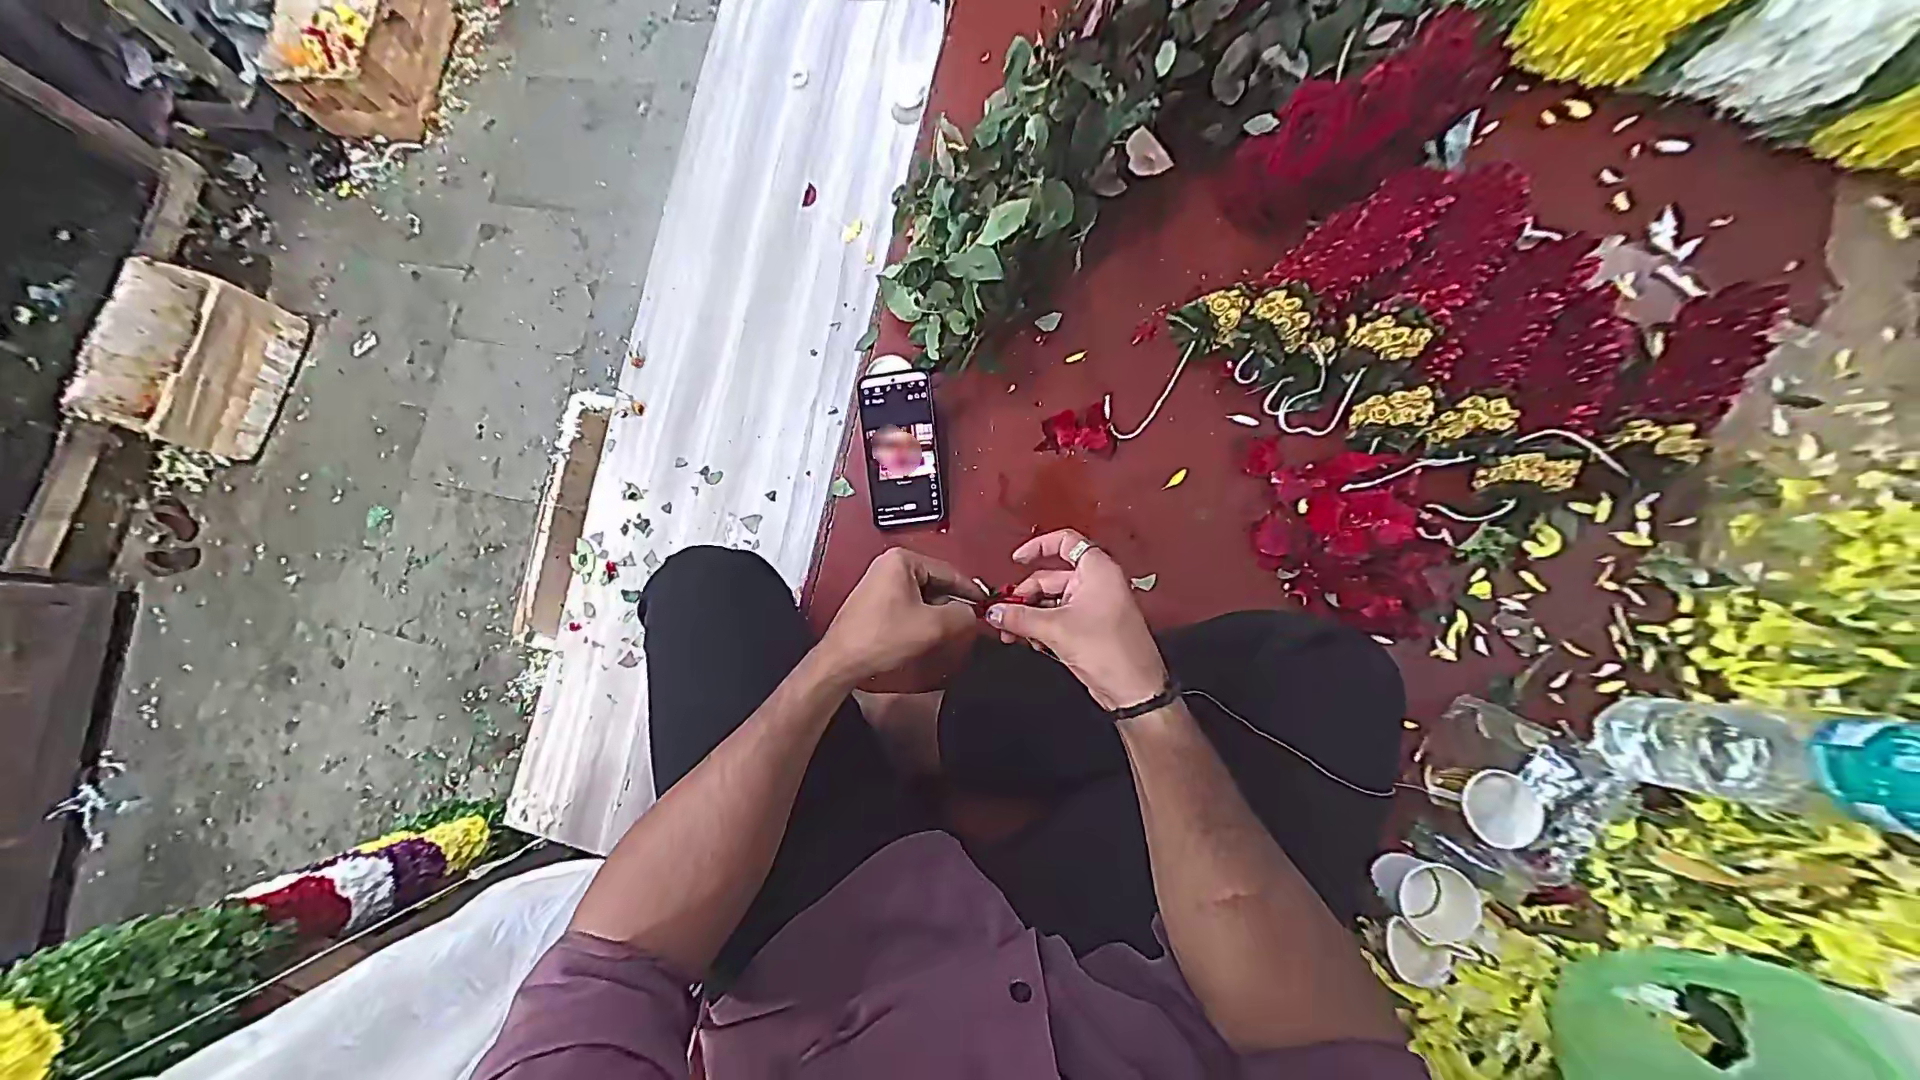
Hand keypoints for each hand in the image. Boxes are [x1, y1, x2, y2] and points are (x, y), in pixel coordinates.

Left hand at [819, 548, 985, 691]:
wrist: (842, 661)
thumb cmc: (876, 638)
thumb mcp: (934, 625)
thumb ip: (962, 615)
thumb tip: (972, 613)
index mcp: (902, 560)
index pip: (949, 571)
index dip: (970, 590)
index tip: (984, 603)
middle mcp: (889, 565)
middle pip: (937, 582)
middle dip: (952, 603)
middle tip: (968, 620)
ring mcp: (881, 582)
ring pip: (924, 594)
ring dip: (937, 612)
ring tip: (944, 630)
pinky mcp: (877, 599)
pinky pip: (910, 602)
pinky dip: (922, 616)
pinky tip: (925, 633)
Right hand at [985, 529, 1168, 710]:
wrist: (1134, 690)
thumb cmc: (1112, 653)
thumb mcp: (1056, 630)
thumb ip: (1020, 617)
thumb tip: (996, 612)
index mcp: (1096, 570)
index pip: (1065, 542)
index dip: (1038, 547)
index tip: (1017, 559)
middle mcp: (1096, 583)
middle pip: (1050, 577)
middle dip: (1025, 595)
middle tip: (1005, 612)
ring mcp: (1093, 606)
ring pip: (1051, 601)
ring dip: (1030, 615)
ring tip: (1012, 631)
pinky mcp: (1089, 627)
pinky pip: (1059, 618)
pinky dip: (1042, 626)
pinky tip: (1032, 641)